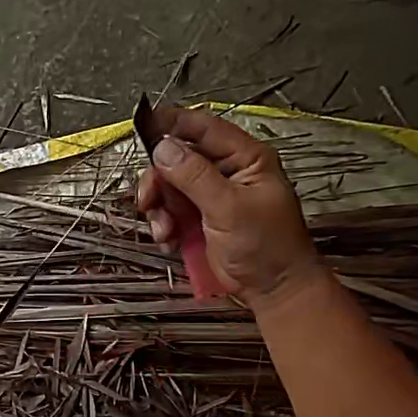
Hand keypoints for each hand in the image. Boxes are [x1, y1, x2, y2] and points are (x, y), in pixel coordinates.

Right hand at [135, 107, 327, 308]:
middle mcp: (225, 173)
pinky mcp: (199, 222)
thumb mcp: (229, 207)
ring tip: (165, 229)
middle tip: (149, 199)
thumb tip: (163, 147)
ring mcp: (210, 198)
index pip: (204, 128)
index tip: (144, 126)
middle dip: (159, 179)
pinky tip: (171, 240)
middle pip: (178, 159)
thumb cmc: (267, 247)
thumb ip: (194, 176)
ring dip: (160, 208)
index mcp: (244, 158)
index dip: (172, 125)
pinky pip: (170, 214)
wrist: (273, 291)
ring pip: (169, 188)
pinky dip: (164, 226)